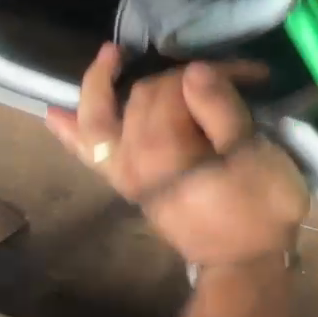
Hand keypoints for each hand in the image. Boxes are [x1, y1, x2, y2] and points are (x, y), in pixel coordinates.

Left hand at [47, 44, 310, 268]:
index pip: (178, 87)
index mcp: (164, 144)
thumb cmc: (260, 205)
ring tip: (110, 58)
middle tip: (233, 74)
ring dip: (101, 85)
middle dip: (182, 76)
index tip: (259, 74)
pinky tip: (58, 113)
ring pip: (100, 117)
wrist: (244, 258)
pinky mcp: (127, 183)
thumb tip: (196, 70)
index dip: (217, 71)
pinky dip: (72, 131)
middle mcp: (131, 153)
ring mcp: (124, 170)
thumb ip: (221, 111)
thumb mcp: (253, 155)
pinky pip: (89, 152)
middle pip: (144, 95)